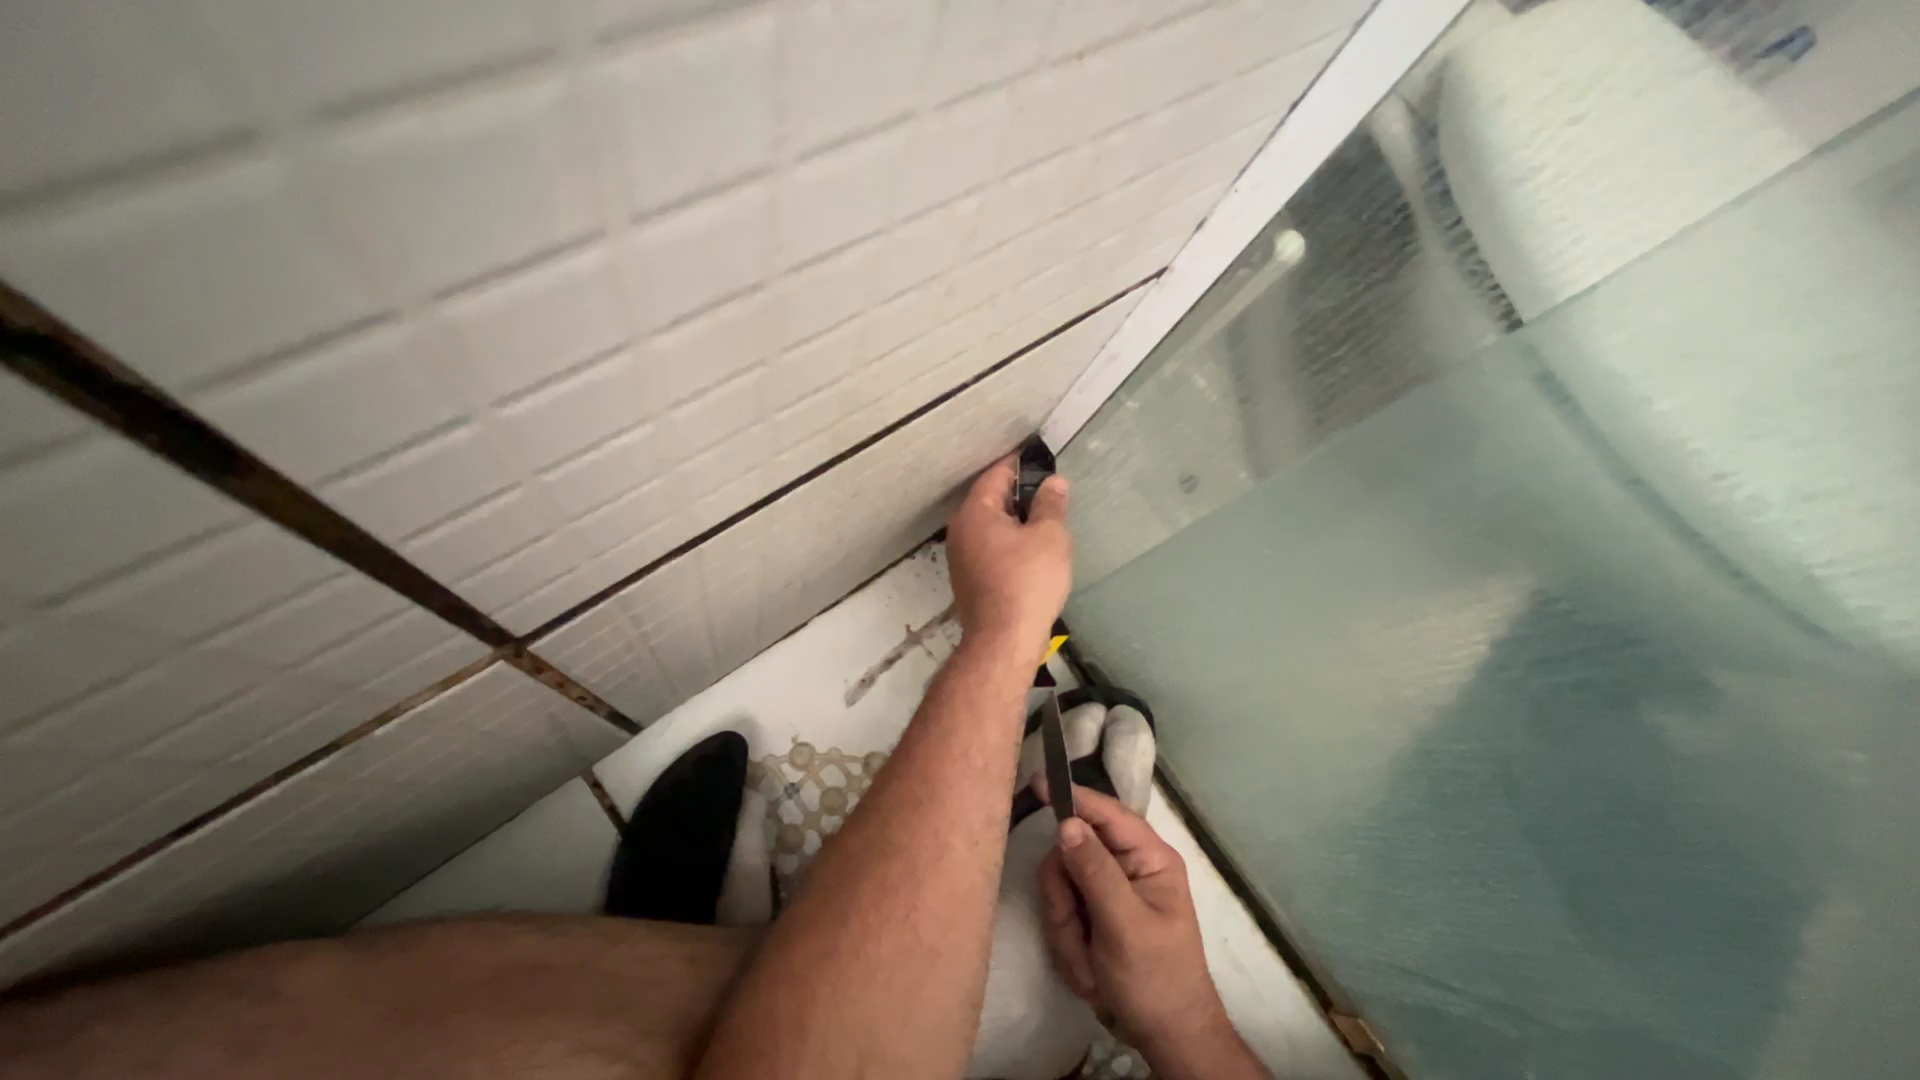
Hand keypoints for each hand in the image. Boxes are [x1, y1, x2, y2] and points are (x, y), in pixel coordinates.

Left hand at [945, 456, 1070, 664]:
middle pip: (990, 500)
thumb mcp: (1050, 536)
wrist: (1004, 640)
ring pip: (991, 527)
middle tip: (1051, 494)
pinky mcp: (969, 580)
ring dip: (1016, 522)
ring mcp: (961, 558)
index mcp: (974, 513)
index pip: (996, 474)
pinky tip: (1032, 554)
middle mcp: (960, 531)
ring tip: (1047, 524)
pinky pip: (991, 550)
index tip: (1043, 460)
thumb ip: (1051, 504)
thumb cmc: (1028, 581)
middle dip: (1019, 495)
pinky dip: (1010, 544)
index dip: (1020, 464)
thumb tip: (1053, 482)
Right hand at [1037, 784, 1259, 1078]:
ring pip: (1061, 885)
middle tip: (1078, 934)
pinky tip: (1089, 968)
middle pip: (1072, 853)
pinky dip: (1069, 942)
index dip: (1073, 798)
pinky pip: (1062, 912)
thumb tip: (1067, 823)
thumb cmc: (1156, 979)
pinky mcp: (1094, 915)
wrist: (1166, 1037)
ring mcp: (1109, 891)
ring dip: (1067, 927)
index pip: (1106, 813)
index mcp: (1149, 858)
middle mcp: (1128, 866)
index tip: (1037, 785)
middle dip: (1066, 899)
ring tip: (1089, 961)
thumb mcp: (1124, 925)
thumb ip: (1094, 872)